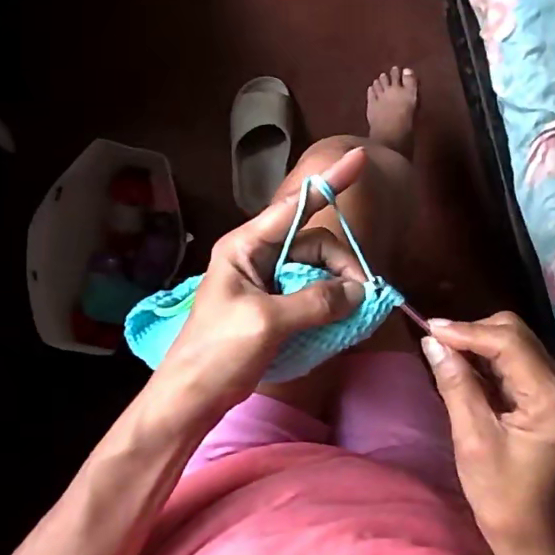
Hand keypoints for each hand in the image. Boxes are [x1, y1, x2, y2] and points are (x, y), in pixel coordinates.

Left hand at [150, 149, 369, 423]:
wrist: (191, 396)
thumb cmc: (217, 353)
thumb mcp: (267, 323)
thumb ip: (316, 302)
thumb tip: (359, 291)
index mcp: (244, 246)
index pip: (293, 207)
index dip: (329, 184)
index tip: (358, 158)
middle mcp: (255, 255)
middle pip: (312, 244)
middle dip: (341, 265)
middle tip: (363, 298)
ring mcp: (263, 281)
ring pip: (314, 270)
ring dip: (337, 288)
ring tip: (353, 314)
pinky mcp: (270, 306)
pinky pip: (308, 294)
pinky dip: (327, 304)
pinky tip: (340, 321)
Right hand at [420, 313, 554, 545]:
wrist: (525, 528)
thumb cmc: (498, 490)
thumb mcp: (471, 437)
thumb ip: (455, 384)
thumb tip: (431, 341)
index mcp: (551, 400)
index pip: (509, 344)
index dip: (467, 331)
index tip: (429, 329)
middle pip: (515, 334)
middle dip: (473, 332)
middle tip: (436, 343)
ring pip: (513, 341)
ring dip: (477, 341)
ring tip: (444, 353)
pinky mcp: (544, 393)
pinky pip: (512, 358)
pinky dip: (484, 355)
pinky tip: (462, 365)